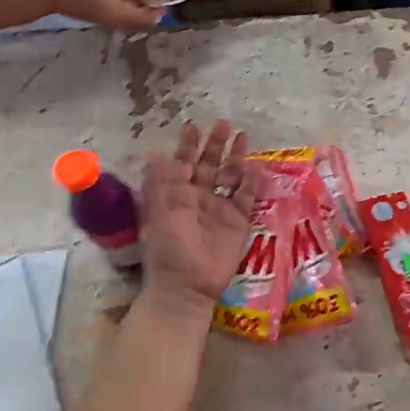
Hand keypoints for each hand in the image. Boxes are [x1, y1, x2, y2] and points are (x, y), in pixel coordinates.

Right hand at [38, 0, 160, 32]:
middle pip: (145, 19)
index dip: (162, 5)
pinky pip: (124, 10)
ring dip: (143, 1)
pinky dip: (131, 0)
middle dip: (154, 3)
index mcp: (121, 17)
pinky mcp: (102, 13)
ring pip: (135, 15)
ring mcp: (109, 20)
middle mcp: (118, 23)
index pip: (152, 19)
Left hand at [138, 121, 260, 316]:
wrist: (186, 286)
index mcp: (177, 195)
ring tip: (243, 136)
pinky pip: (247, 197)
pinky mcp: (238, 221)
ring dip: (236, 157)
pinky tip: (256, 167)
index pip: (184, 163)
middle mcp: (200, 197)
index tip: (193, 126)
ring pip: (230, 176)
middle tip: (223, 124)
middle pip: (210, 164)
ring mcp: (220, 209)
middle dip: (215, 145)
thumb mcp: (157, 213)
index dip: (188, 145)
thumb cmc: (167, 248)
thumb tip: (154, 153)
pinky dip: (251, 182)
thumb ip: (159, 183)